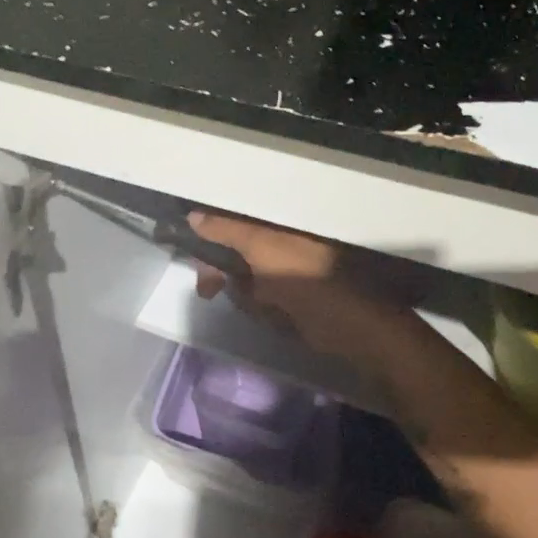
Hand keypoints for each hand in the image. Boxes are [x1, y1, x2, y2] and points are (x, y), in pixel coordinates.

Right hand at [187, 211, 397, 359]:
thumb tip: (192, 215)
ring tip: (263, 304)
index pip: (231, 222)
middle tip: (207, 291)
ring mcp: (284, 273)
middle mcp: (279, 244)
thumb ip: (226, 229)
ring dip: (245, 296)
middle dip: (220, 272)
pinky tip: (275, 316)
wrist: (346, 323)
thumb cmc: (304, 277)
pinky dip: (261, 310)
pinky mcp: (289, 299)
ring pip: (242, 282)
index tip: (190, 252)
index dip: (208, 236)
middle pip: (233, 253)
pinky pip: (259, 302)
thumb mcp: (260, 246)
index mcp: (276, 224)